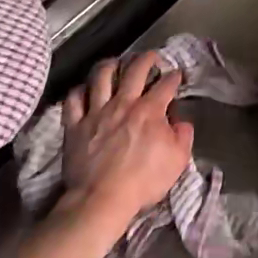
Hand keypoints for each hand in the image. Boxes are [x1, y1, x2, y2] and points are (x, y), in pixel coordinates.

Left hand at [60, 52, 193, 231]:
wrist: (101, 200)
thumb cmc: (143, 181)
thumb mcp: (178, 161)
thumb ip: (183, 136)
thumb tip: (181, 122)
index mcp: (150, 110)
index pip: (166, 84)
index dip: (174, 76)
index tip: (177, 74)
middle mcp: (124, 103)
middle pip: (135, 69)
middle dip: (146, 58)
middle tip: (150, 57)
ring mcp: (96, 112)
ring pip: (101, 76)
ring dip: (111, 65)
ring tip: (116, 63)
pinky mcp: (75, 125)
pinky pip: (73, 98)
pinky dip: (80, 90)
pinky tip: (85, 89)